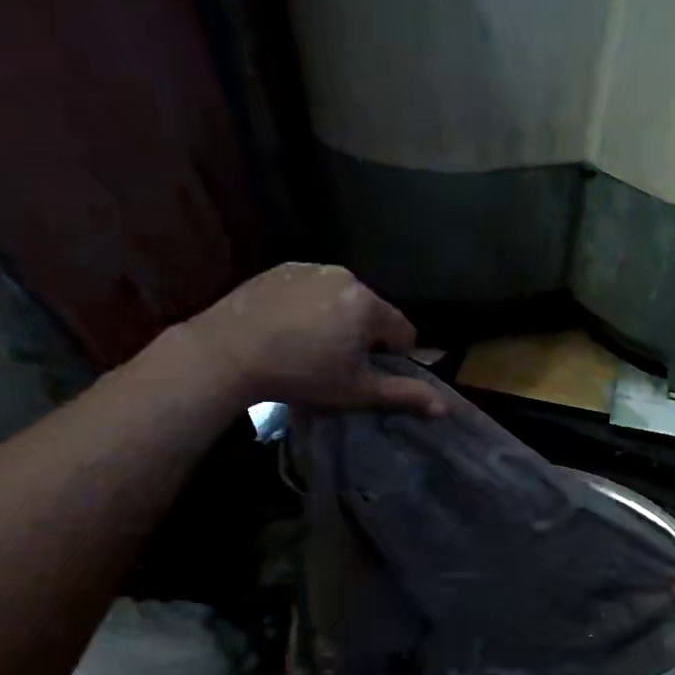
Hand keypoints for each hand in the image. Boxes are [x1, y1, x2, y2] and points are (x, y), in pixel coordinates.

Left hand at [170, 263, 445, 415]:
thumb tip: (445, 408)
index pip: (402, 331)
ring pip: (339, 298)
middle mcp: (345, 275)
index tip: (364, 374)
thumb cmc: (301, 375)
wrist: (230, 352)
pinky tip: (285, 329)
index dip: (390, 357)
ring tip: (305, 347)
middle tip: (331, 364)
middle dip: (361, 336)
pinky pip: (310, 288)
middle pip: (370, 312)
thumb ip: (402, 394)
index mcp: (368, 304)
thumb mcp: (356, 391)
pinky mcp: (281, 268)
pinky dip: (307, 306)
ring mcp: (310, 267)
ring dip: (335, 319)